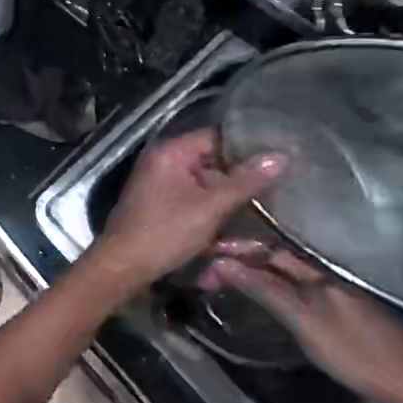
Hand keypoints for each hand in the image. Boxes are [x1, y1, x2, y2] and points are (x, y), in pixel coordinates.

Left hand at [86, 129, 283, 292]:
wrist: (122, 266)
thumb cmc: (165, 231)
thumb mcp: (210, 207)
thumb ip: (245, 182)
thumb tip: (280, 157)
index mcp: (171, 151)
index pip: (216, 136)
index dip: (247, 146)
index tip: (278, 155)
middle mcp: (163, 159)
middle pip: (211, 159)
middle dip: (240, 174)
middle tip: (277, 184)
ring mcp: (159, 181)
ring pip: (204, 181)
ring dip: (228, 193)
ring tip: (264, 202)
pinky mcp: (159, 202)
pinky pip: (192, 196)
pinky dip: (212, 205)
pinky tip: (236, 218)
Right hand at [202, 242, 402, 402]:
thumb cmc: (353, 354)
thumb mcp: (303, 322)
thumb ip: (264, 291)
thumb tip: (224, 263)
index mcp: (316, 276)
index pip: (270, 252)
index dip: (240, 250)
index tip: (209, 251)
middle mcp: (327, 279)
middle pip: (281, 262)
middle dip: (248, 259)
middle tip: (216, 266)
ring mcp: (341, 297)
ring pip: (293, 277)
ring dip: (263, 274)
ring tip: (236, 279)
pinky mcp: (349, 317)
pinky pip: (304, 291)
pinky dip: (280, 289)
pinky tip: (276, 300)